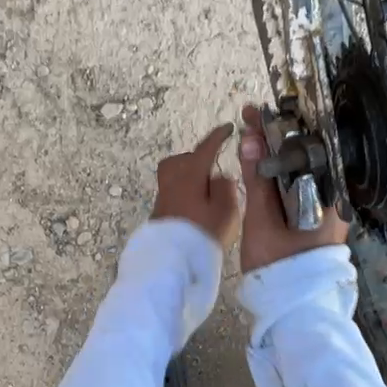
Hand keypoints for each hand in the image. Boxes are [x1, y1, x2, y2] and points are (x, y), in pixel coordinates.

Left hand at [150, 122, 242, 247]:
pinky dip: (183, 189)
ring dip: (188, 173)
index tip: (228, 128)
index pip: (205, 149)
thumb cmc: (201, 233)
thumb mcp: (224, 211)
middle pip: (183, 159)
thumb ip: (224, 188)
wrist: (170, 258)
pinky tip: (195, 203)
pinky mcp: (158, 210)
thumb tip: (219, 176)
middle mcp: (173, 180)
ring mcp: (163, 195)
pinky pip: (172, 189)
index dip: (217, 137)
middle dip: (198, 158)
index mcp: (190, 175)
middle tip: (214, 166)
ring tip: (204, 187)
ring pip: (173, 173)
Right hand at [238, 104, 349, 273]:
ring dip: (276, 154)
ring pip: (302, 171)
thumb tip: (251, 138)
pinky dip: (280, 174)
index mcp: (330, 194)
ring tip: (251, 137)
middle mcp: (335, 197)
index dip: (280, 126)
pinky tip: (261, 166)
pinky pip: (300, 187)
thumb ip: (257, 179)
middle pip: (306, 155)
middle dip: (276, 136)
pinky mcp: (318, 220)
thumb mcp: (262, 222)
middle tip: (249, 120)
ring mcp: (327, 210)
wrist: (294, 310)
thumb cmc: (280, 268)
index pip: (308, 146)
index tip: (254, 113)